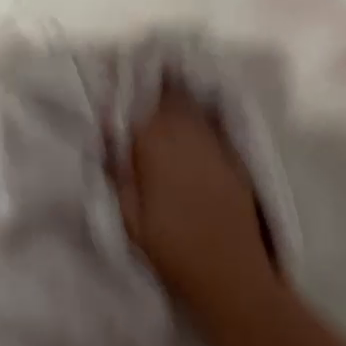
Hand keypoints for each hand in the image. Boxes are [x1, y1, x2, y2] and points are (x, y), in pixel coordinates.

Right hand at [113, 84, 287, 316]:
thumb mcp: (130, 218)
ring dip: (176, 94)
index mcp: (157, 152)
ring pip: (193, 109)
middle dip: (152, 84)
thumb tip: (111, 140)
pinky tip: (192, 112)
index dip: (124, 92)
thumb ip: (120, 175)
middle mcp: (188, 140)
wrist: (230, 275)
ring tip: (163, 79)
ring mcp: (215, 148)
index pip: (137, 109)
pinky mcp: (235, 160)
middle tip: (136, 69)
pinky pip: (213, 125)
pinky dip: (200, 114)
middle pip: (168, 100)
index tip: (110, 80)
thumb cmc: (171, 252)